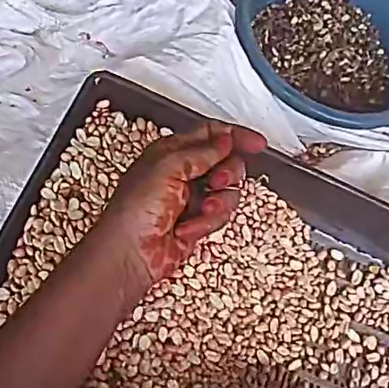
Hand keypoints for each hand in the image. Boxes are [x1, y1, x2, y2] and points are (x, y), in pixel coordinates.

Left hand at [88, 121, 266, 290]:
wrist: (130, 252)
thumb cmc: (136, 209)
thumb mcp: (168, 166)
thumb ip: (202, 151)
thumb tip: (226, 139)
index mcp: (172, 152)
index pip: (212, 135)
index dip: (236, 137)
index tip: (257, 144)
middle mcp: (184, 174)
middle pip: (226, 163)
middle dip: (228, 173)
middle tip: (217, 181)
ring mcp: (192, 200)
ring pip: (228, 192)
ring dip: (219, 202)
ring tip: (203, 209)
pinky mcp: (198, 223)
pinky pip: (220, 217)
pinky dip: (208, 223)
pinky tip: (188, 229)